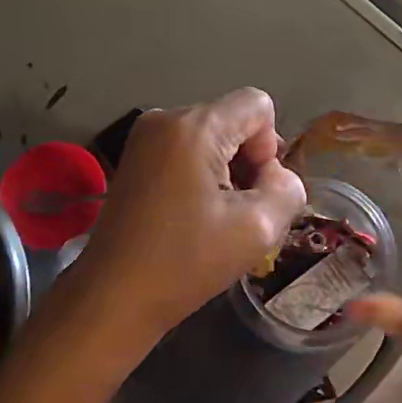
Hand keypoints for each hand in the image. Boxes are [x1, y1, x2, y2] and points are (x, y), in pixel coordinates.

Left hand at [67, 88, 305, 340]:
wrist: (113, 297)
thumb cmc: (186, 262)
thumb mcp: (258, 229)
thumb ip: (288, 189)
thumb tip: (275, 174)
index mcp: (194, 126)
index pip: (258, 105)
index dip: (269, 147)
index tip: (252, 192)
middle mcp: (165, 118)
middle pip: (232, 120)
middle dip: (246, 161)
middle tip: (237, 213)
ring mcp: (144, 138)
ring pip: (211, 138)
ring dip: (225, 172)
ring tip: (214, 218)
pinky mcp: (134, 158)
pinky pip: (186, 151)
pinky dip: (201, 176)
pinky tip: (192, 215)